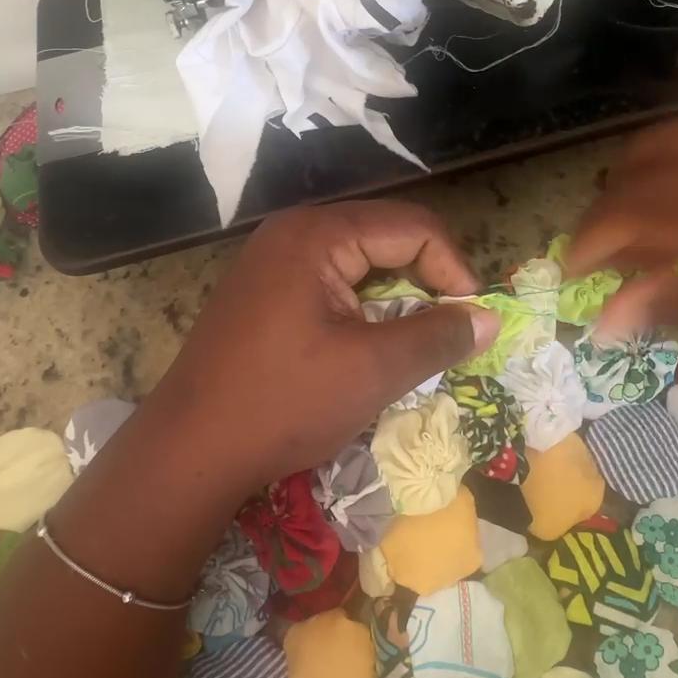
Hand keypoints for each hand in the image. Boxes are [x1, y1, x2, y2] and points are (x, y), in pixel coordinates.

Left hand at [136, 200, 497, 497]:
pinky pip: (329, 282)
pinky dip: (361, 308)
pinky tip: (367, 346)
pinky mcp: (263, 292)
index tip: (471, 319)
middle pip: (384, 236)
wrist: (188, 451)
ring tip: (412, 343)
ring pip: (358, 262)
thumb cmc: (283, 404)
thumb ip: (438, 336)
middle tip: (448, 330)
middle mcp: (292, 232)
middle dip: (426, 280)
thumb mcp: (373, 371)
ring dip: (395, 298)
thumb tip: (489, 319)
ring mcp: (271, 261)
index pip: (412, 226)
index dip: (452, 268)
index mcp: (317, 234)